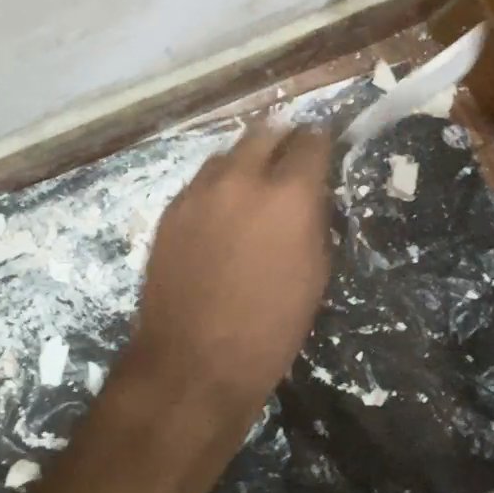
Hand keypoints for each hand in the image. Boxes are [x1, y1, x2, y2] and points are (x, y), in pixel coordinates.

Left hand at [126, 123, 333, 411]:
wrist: (193, 360)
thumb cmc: (269, 328)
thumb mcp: (315, 274)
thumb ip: (314, 221)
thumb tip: (311, 195)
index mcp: (288, 195)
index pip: (311, 142)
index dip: (320, 141)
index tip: (323, 146)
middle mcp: (241, 179)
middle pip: (264, 132)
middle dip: (281, 140)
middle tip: (289, 157)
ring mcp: (199, 191)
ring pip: (227, 154)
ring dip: (245, 161)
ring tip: (253, 184)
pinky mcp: (170, 209)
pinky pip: (200, 182)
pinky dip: (217, 186)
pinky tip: (222, 211)